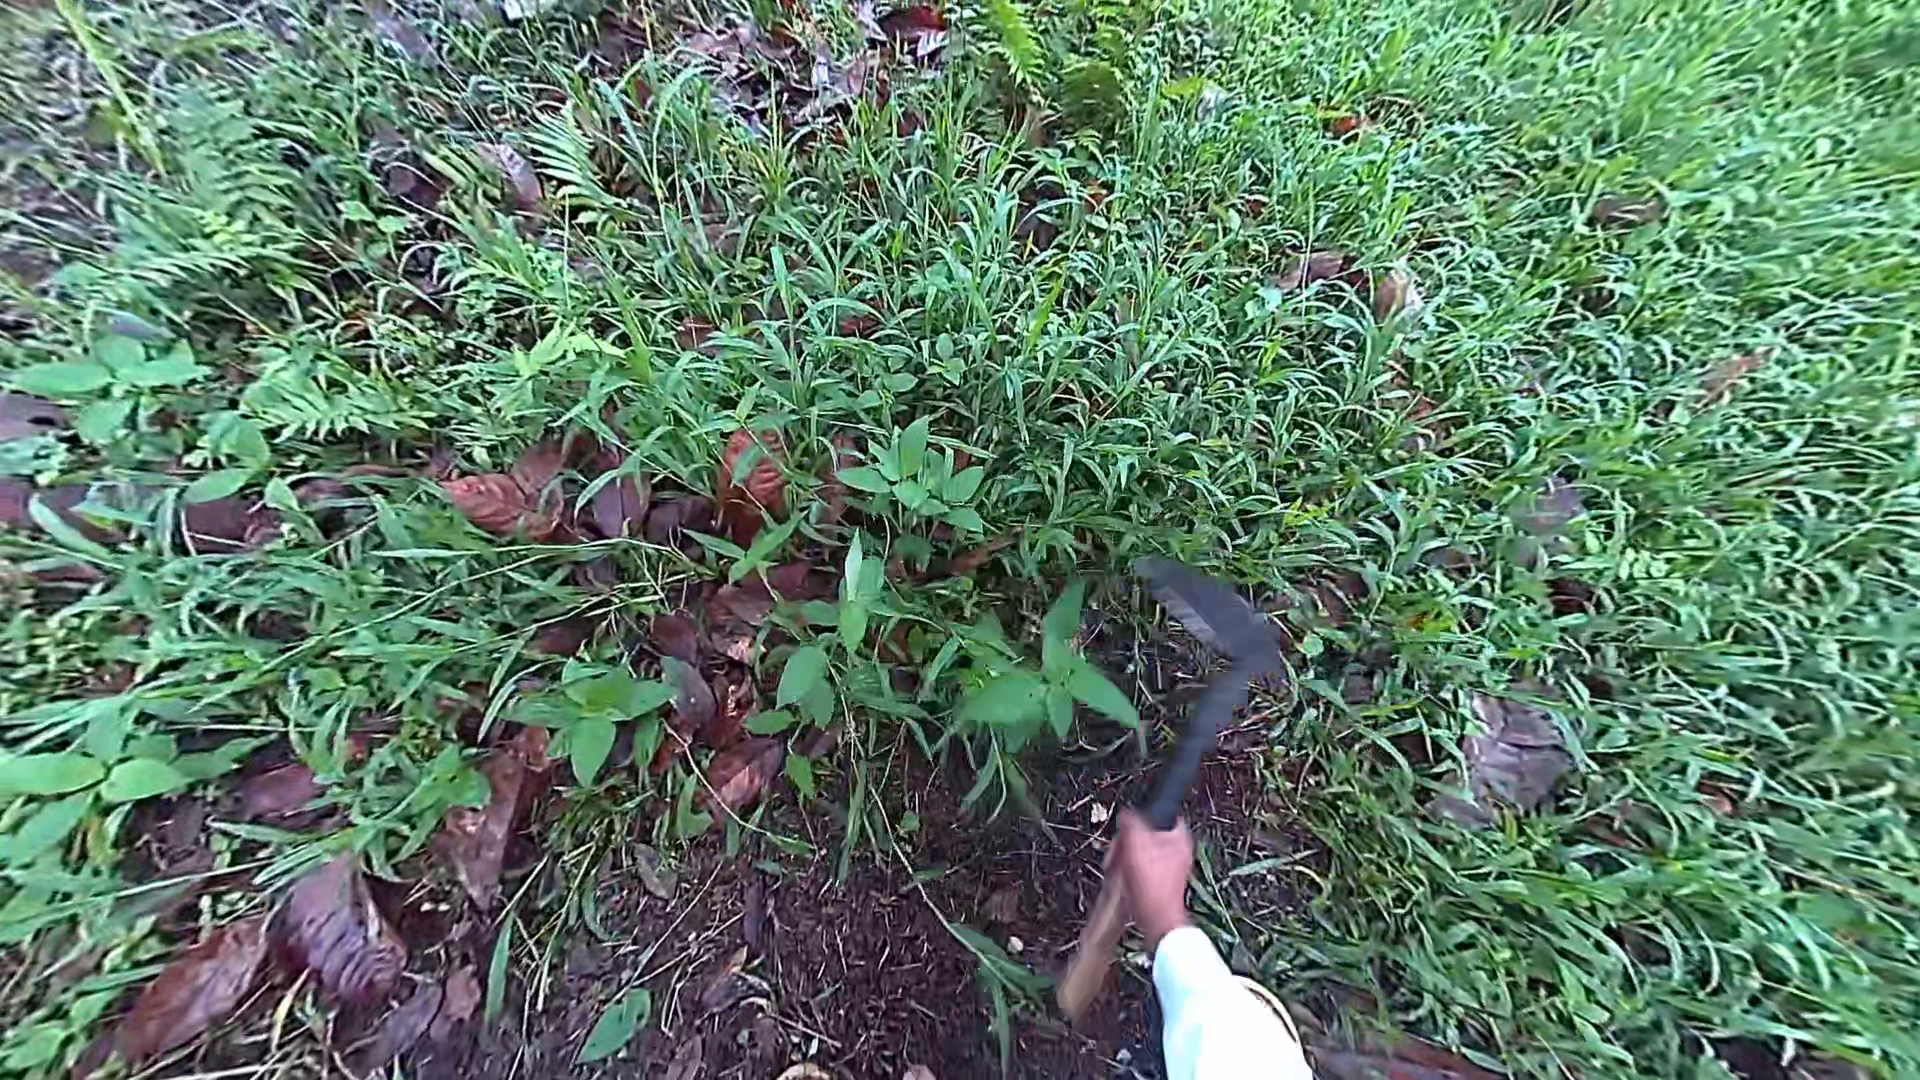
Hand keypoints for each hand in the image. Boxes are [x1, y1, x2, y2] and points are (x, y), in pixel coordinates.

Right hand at [1115, 808, 1192, 948]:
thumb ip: (1131, 821)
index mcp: (1179, 836)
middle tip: (1121, 849)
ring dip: (1127, 855)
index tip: (1130, 825)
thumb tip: (1127, 813)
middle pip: (1147, 832)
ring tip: (1120, 865)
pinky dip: (1132, 868)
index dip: (1141, 816)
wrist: (1157, 922)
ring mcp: (1172, 866)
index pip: (1160, 813)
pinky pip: (1143, 865)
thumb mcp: (1135, 842)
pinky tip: (1125, 876)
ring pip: (1142, 849)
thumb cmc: (1152, 886)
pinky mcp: (1163, 880)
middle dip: (1129, 841)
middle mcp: (1180, 850)